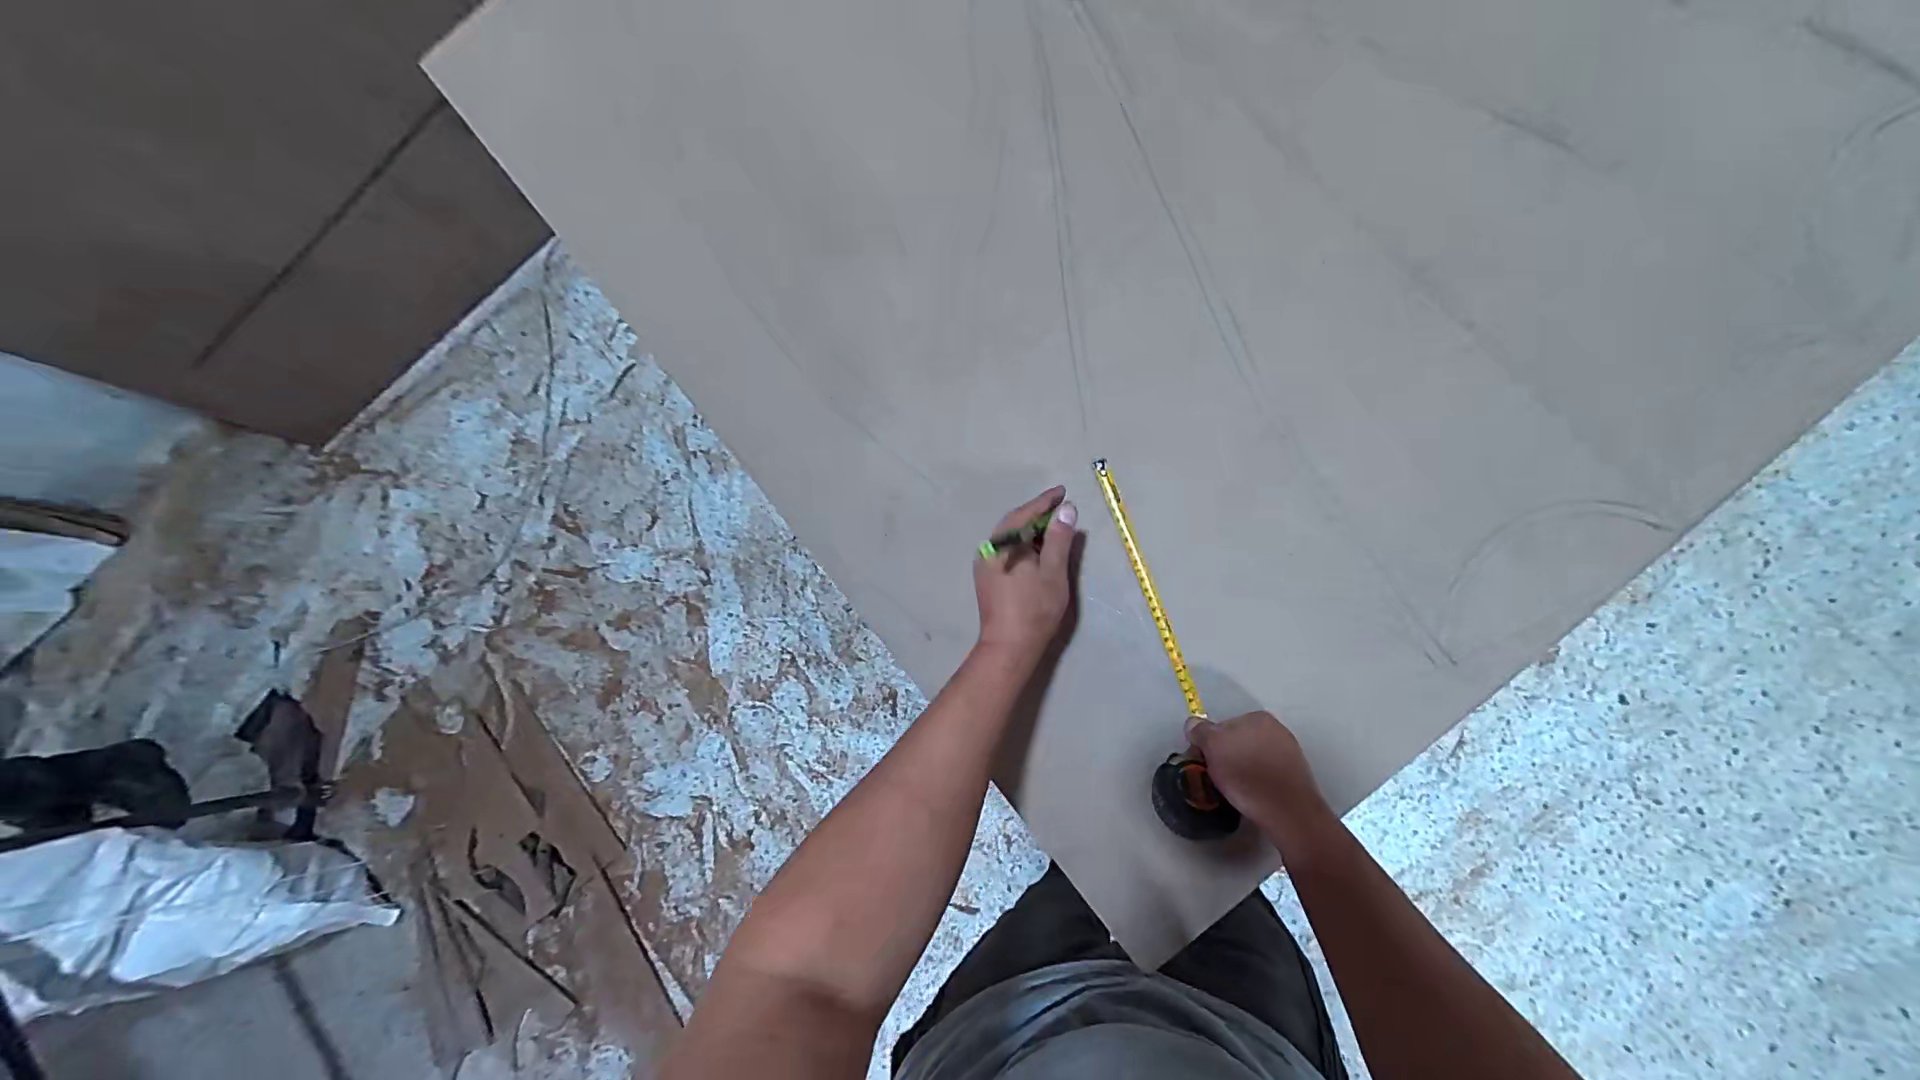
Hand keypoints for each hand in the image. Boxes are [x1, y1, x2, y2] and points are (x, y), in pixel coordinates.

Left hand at [973, 486, 1078, 660]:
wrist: (1009, 646)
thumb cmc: (1034, 609)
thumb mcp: (1053, 571)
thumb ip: (1059, 538)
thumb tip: (1066, 509)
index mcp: (1002, 545)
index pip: (1025, 514)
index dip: (1045, 502)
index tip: (1063, 491)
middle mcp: (989, 550)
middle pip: (1014, 523)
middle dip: (1037, 514)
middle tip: (1061, 506)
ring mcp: (986, 565)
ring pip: (1010, 538)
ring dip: (1031, 530)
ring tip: (1054, 526)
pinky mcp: (988, 578)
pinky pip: (1007, 550)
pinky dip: (1024, 544)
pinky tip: (1038, 549)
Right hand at [1185, 711, 1333, 844]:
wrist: (1288, 812)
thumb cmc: (1246, 775)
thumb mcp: (1212, 747)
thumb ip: (1199, 730)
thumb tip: (1192, 725)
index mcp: (1257, 717)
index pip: (1221, 726)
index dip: (1209, 745)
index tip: (1204, 762)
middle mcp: (1277, 729)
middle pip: (1238, 740)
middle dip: (1226, 755)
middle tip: (1218, 776)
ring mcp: (1290, 752)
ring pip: (1252, 756)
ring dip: (1242, 768)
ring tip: (1236, 789)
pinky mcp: (1297, 775)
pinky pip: (1267, 772)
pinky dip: (1258, 780)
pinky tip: (1254, 794)